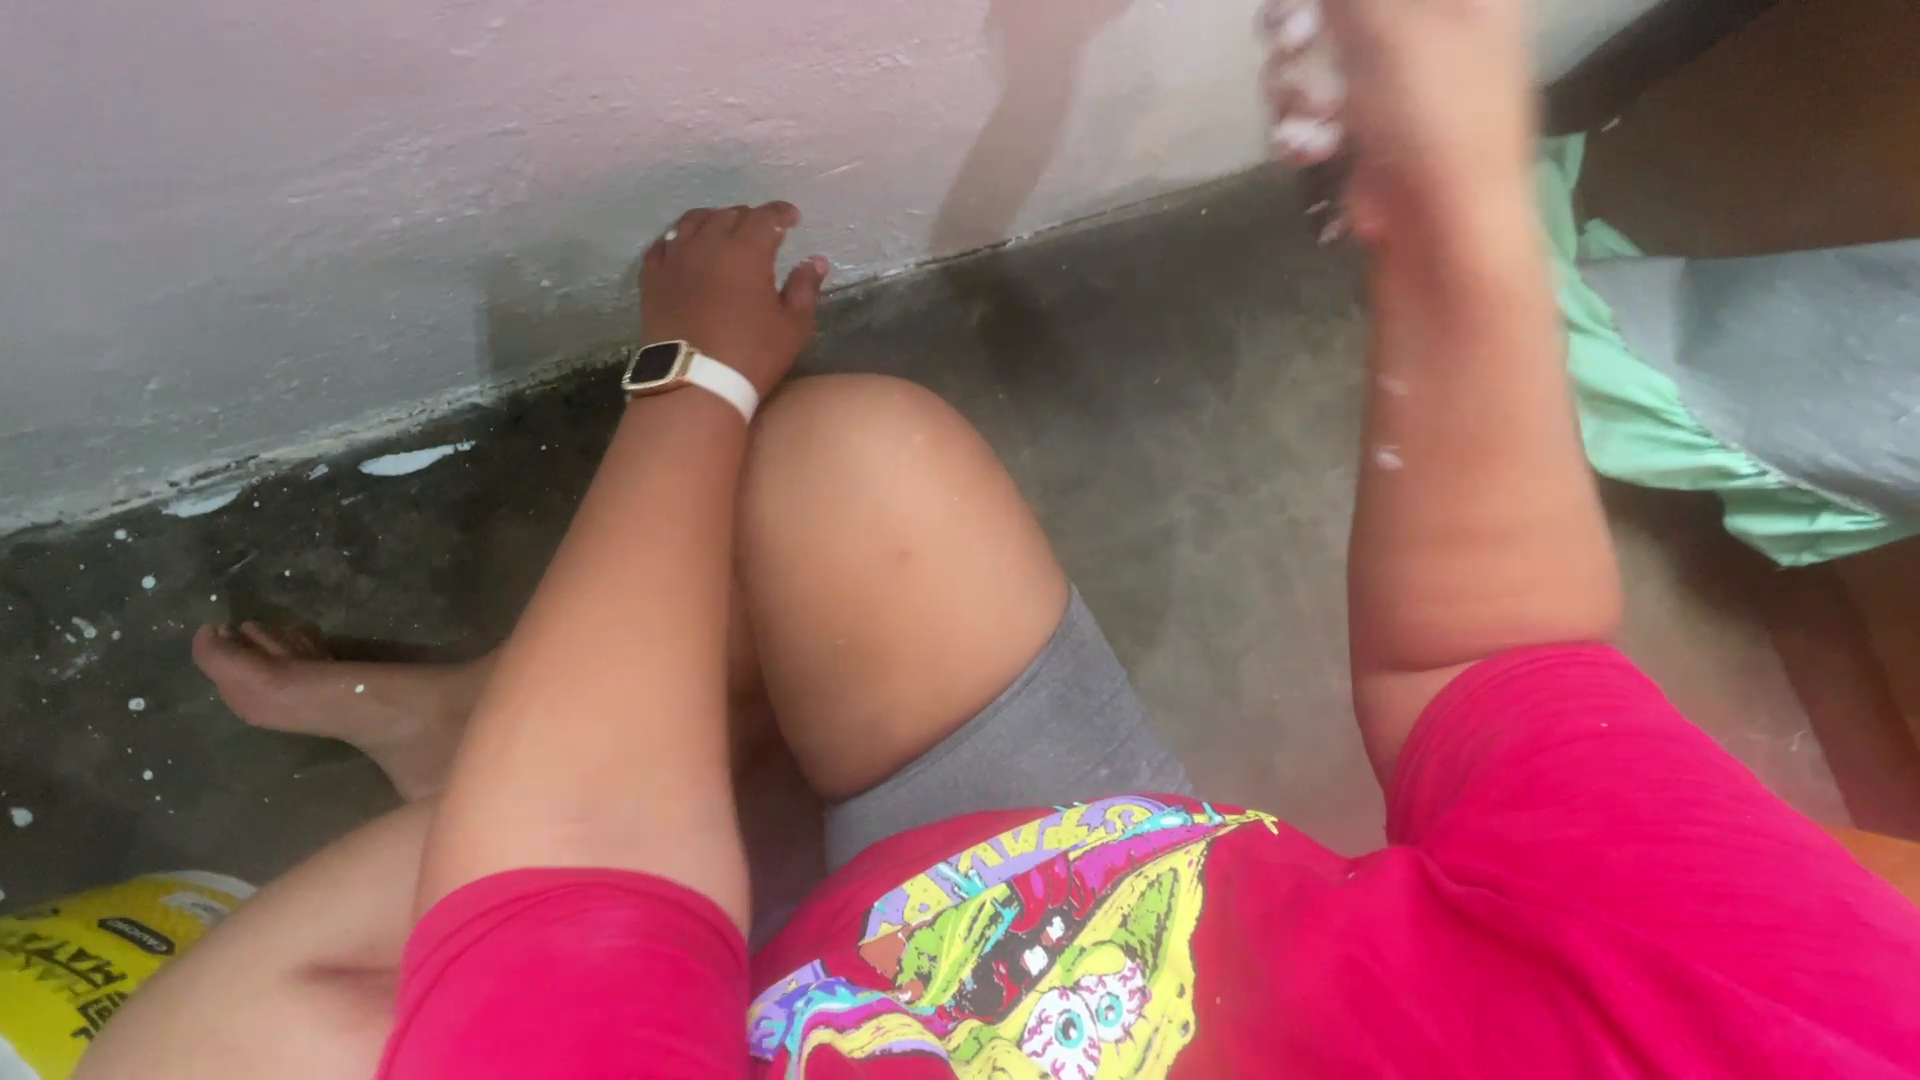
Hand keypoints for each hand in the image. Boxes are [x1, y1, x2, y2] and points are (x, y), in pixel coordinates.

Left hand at [640, 202, 830, 395]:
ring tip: (724, 230)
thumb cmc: (752, 355)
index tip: (792, 218)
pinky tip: (687, 247)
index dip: (781, 214)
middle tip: (761, 230)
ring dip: (714, 221)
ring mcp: (675, 257)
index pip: (766, 218)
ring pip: (693, 222)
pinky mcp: (652, 277)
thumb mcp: (793, 326)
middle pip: (729, 215)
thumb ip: (805, 288)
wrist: (695, 383)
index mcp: (746, 251)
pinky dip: (680, 239)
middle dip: (749, 218)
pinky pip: (665, 244)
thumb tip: (816, 262)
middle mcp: (708, 243)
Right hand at [1261, 0, 1536, 240]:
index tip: (1304, 5)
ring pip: (1302, 63)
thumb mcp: (1398, 34)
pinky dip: (1297, 134)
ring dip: (1294, 94)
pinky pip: (1300, 116)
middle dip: (1297, 30)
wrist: (1442, 233)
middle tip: (1291, 44)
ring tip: (1314, 126)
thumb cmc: (1438, 123)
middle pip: (1325, 7)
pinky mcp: (1349, 135)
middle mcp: (1412, 27)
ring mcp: (1377, 86)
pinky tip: (1311, 152)